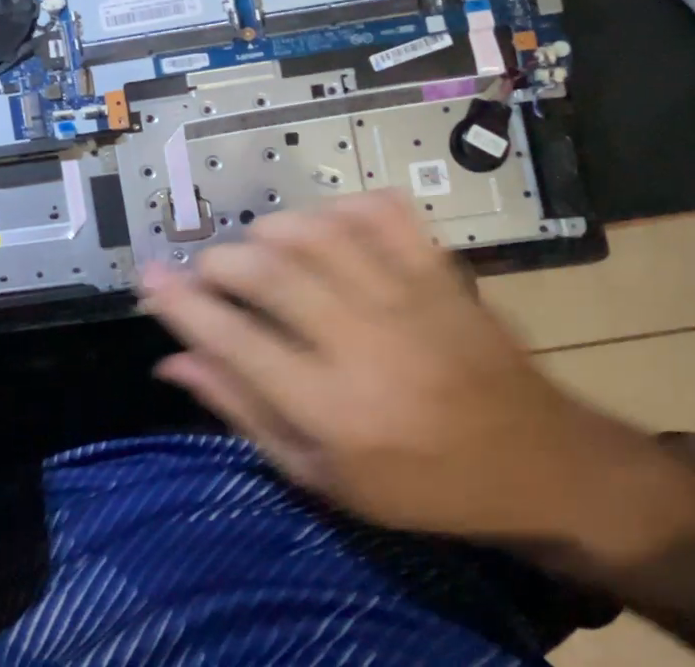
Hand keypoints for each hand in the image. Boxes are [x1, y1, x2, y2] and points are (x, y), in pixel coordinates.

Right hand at [141, 189, 645, 538]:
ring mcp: (411, 304)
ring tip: (258, 249)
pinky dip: (341, 208)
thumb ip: (242, 411)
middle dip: (218, 263)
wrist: (548, 470)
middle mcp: (366, 347)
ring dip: (270, 231)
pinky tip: (322, 227)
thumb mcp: (320, 475)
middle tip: (206, 273)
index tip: (147, 278)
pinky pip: (384, 216)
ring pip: (318, 235)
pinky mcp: (445, 278)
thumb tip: (171, 362)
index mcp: (331, 409)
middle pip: (269, 276)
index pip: (232, 340)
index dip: (179, 303)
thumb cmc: (419, 486)